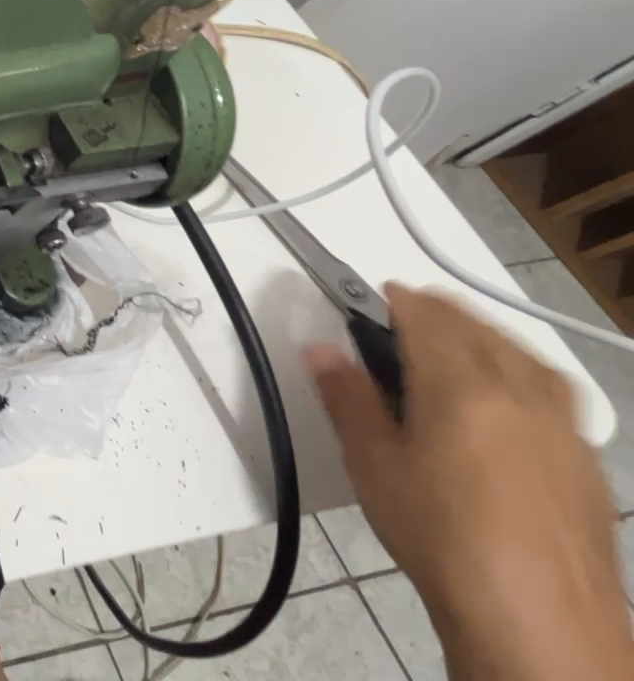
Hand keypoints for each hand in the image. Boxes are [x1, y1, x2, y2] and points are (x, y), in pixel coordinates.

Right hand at [307, 285, 633, 680]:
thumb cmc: (435, 529)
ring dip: (484, 335)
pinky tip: (502, 394)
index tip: (372, 292)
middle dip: (441, 312)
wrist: (537, 616)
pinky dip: (518, 369)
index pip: (430, 320)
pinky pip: (552, 389)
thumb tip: (322, 348)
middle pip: (482, 330)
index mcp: (464, 387)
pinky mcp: (586, 460)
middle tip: (401, 313)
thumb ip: (348, 397)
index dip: (398, 300)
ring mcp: (566, 427)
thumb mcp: (371, 461)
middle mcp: (524, 394)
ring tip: (453, 340)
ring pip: (524, 356)